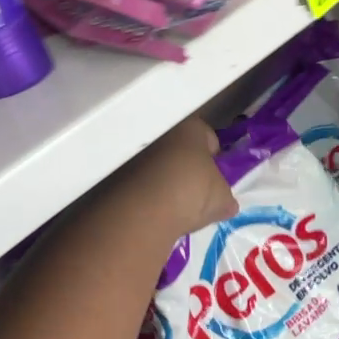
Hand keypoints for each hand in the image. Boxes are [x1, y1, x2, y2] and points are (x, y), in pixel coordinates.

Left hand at [101, 117, 237, 244]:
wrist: (142, 212)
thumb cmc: (191, 194)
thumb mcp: (222, 200)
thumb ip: (226, 197)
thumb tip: (226, 203)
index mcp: (191, 127)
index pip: (209, 138)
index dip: (215, 160)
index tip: (216, 179)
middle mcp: (160, 130)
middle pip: (179, 148)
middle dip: (186, 166)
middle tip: (194, 191)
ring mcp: (133, 148)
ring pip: (156, 162)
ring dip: (163, 177)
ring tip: (171, 204)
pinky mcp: (113, 168)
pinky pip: (137, 178)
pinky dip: (143, 189)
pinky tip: (151, 209)